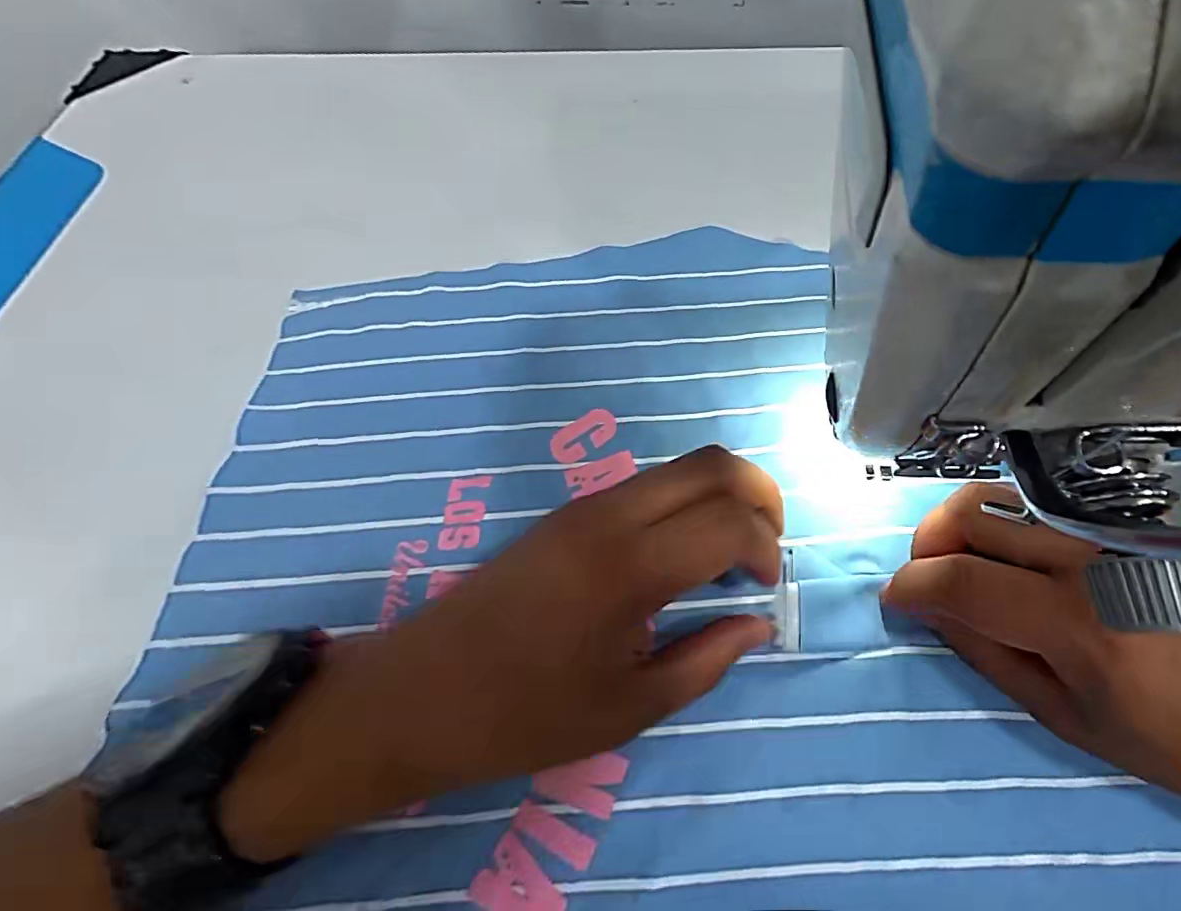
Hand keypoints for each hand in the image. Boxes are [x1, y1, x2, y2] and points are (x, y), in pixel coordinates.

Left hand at [217, 446, 783, 860]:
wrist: (412, 695)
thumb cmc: (523, 715)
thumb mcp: (628, 709)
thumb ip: (706, 660)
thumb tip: (758, 623)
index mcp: (630, 567)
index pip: (730, 521)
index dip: (766, 548)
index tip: (765, 587)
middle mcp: (613, 515)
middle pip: (714, 465)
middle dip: (761, 496)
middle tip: (767, 547)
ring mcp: (589, 504)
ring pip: (684, 464)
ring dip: (725, 493)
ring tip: (731, 550)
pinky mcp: (571, 508)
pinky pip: (653, 481)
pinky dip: (690, 498)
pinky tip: (684, 550)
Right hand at [881, 484, 1180, 791]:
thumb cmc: (1173, 741)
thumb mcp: (1066, 718)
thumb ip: (988, 653)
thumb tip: (930, 610)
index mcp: (1078, 626)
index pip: (964, 580)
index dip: (914, 585)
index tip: (895, 598)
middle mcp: (1090, 561)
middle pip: (972, 514)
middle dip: (926, 542)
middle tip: (924, 579)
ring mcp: (1108, 533)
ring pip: (1000, 498)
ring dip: (959, 526)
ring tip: (960, 569)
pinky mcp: (1121, 524)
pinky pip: (1036, 508)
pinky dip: (999, 524)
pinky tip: (1007, 560)